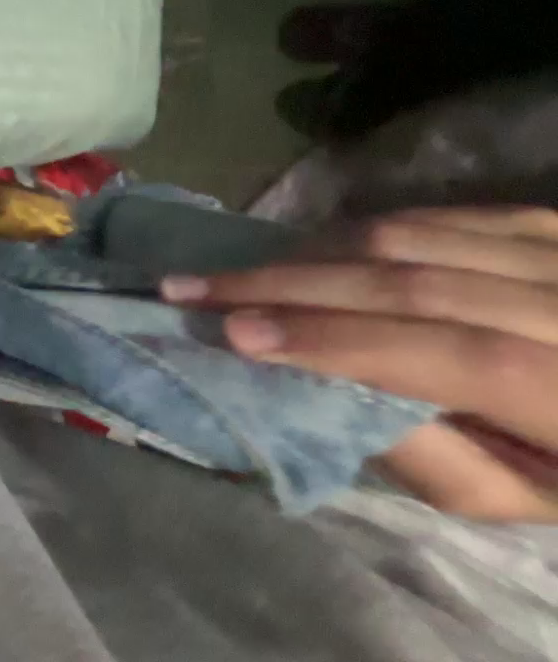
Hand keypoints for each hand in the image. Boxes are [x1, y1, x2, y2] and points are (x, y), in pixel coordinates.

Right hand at [163, 206, 557, 522]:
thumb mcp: (511, 494)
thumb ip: (425, 454)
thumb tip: (302, 384)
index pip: (463, 357)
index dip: (342, 340)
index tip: (235, 335)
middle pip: (416, 285)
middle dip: (287, 288)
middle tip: (188, 289)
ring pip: (407, 240)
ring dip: (303, 258)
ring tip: (232, 275)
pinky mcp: (546, 225)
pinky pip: (426, 215)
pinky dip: (347, 234)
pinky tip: (303, 257)